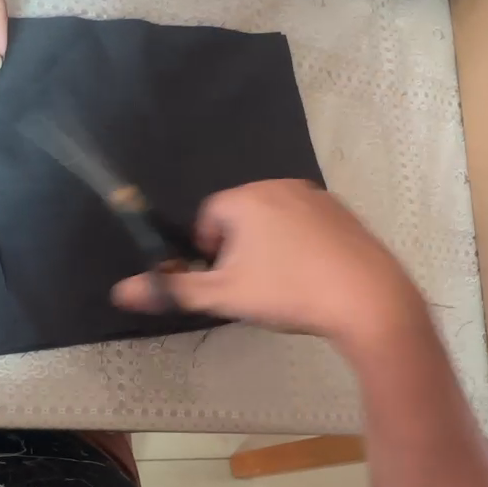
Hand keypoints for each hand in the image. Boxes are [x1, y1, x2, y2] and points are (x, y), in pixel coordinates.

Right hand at [112, 180, 425, 352]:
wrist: (367, 299)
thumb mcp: (224, 296)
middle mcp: (280, 186)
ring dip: (267, 247)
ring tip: (282, 285)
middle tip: (251, 286)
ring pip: (273, 220)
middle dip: (237, 248)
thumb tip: (121, 292)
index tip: (225, 280)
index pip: (208, 216)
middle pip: (240, 215)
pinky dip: (299, 246)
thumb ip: (172, 291)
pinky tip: (310, 278)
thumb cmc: (287, 293)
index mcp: (246, 199)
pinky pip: (304, 225)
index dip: (209, 251)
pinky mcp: (344, 213)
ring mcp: (316, 197)